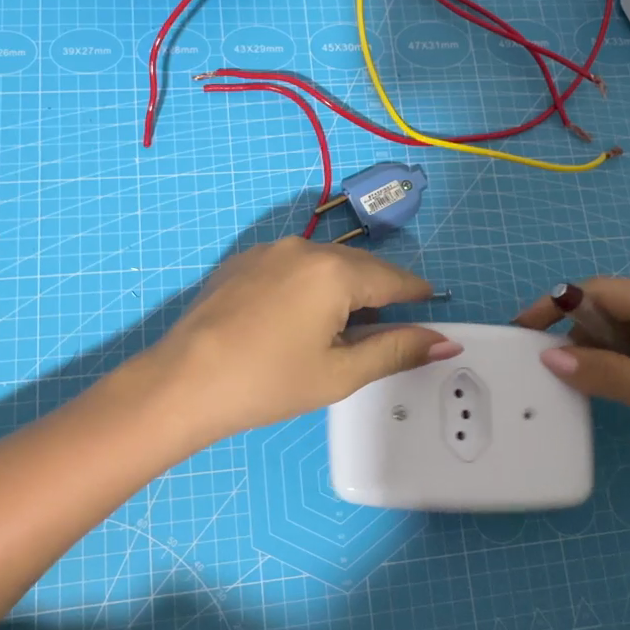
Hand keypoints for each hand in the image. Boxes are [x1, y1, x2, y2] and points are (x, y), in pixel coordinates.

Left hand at [142, 238, 459, 442]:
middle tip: (389, 328)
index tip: (431, 306)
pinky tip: (298, 318)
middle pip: (359, 266)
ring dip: (343, 288)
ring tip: (342, 328)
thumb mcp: (341, 372)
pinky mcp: (241, 262)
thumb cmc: (268, 382)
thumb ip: (397, 350)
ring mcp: (267, 251)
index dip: (417, 295)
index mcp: (335, 271)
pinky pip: (291, 266)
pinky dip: (308, 285)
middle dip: (380, 292)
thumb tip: (446, 342)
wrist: (184, 381)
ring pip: (323, 264)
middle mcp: (303, 248)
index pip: (394, 279)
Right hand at [514, 278, 629, 492]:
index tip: (520, 330)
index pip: (600, 291)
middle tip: (548, 370)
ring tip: (575, 385)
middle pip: (608, 309)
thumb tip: (550, 356)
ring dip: (595, 354)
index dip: (555, 305)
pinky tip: (607, 390)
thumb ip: (609, 375)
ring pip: (621, 333)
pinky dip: (616, 367)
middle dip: (574, 334)